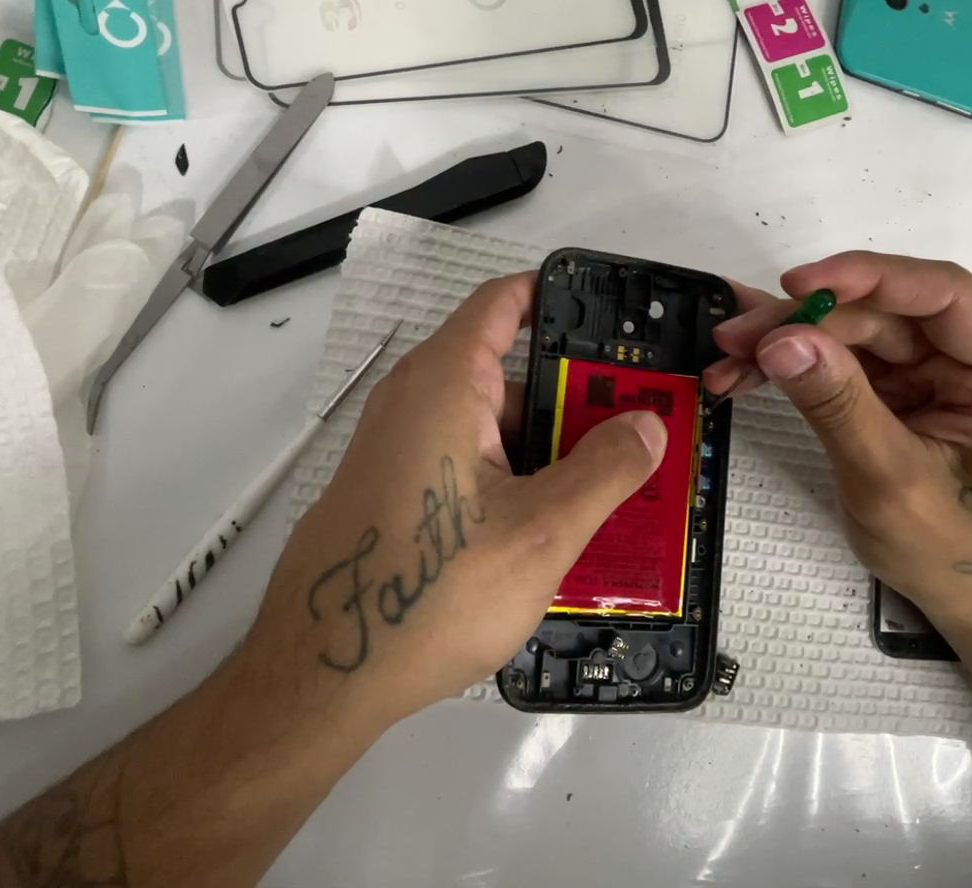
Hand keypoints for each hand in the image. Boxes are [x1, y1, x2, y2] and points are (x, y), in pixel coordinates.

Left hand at [243, 274, 667, 731]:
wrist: (323, 673)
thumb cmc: (433, 590)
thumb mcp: (541, 530)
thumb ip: (605, 470)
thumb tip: (648, 423)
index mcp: (445, 382)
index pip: (504, 302)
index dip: (560, 297)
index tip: (618, 322)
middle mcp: (415, 400)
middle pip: (507, 371)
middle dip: (574, 397)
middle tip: (637, 428)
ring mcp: (399, 447)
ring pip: (489, 424)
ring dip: (547, 447)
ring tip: (609, 485)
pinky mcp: (393, 488)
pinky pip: (466, 461)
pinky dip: (512, 476)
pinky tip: (548, 525)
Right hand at [704, 253, 971, 636]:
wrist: (969, 600)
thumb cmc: (952, 555)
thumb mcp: (891, 482)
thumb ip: (839, 405)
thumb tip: (780, 340)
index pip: (944, 296)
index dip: (868, 278)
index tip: (794, 286)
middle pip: (883, 312)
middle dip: (804, 322)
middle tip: (733, 338)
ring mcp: (939, 371)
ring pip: (852, 331)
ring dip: (785, 342)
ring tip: (726, 358)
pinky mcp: (903, 386)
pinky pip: (840, 358)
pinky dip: (791, 365)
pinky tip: (745, 371)